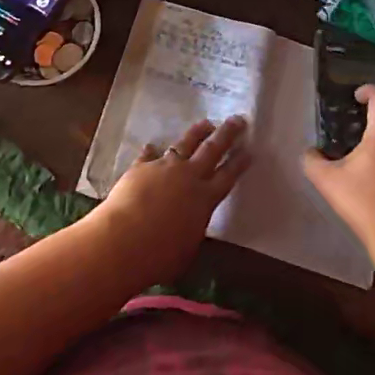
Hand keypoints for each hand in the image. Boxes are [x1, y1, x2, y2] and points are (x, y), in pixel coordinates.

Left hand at [92, 116, 250, 285]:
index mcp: (205, 199)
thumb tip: (187, 222)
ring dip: (196, 133)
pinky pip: (149, 155)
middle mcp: (187, 177)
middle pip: (211, 150)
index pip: (227, 177)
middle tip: (237, 120)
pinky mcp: (140, 166)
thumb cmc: (161, 254)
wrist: (125, 238)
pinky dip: (152, 151)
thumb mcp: (188, 246)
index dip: (239, 163)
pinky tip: (152, 145)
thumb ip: (192, 228)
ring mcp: (163, 168)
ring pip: (184, 144)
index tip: (249, 149)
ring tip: (206, 123)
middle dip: (226, 134)